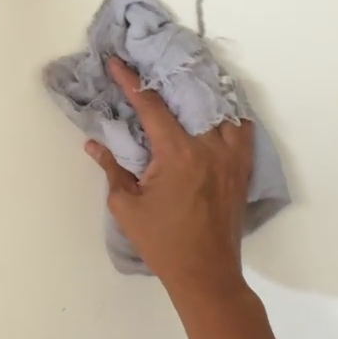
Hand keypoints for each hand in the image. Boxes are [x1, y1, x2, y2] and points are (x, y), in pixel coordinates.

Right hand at [87, 58, 255, 302]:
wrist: (207, 276)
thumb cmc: (162, 242)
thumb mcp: (126, 205)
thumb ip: (112, 168)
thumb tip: (93, 143)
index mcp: (177, 153)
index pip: (151, 105)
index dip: (131, 81)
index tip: (117, 62)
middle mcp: (209, 148)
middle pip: (192, 97)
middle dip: (169, 77)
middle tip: (152, 62)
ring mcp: (231, 159)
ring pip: (224, 110)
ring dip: (203, 93)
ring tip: (186, 80)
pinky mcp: (242, 171)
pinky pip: (243, 132)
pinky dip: (231, 116)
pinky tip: (216, 112)